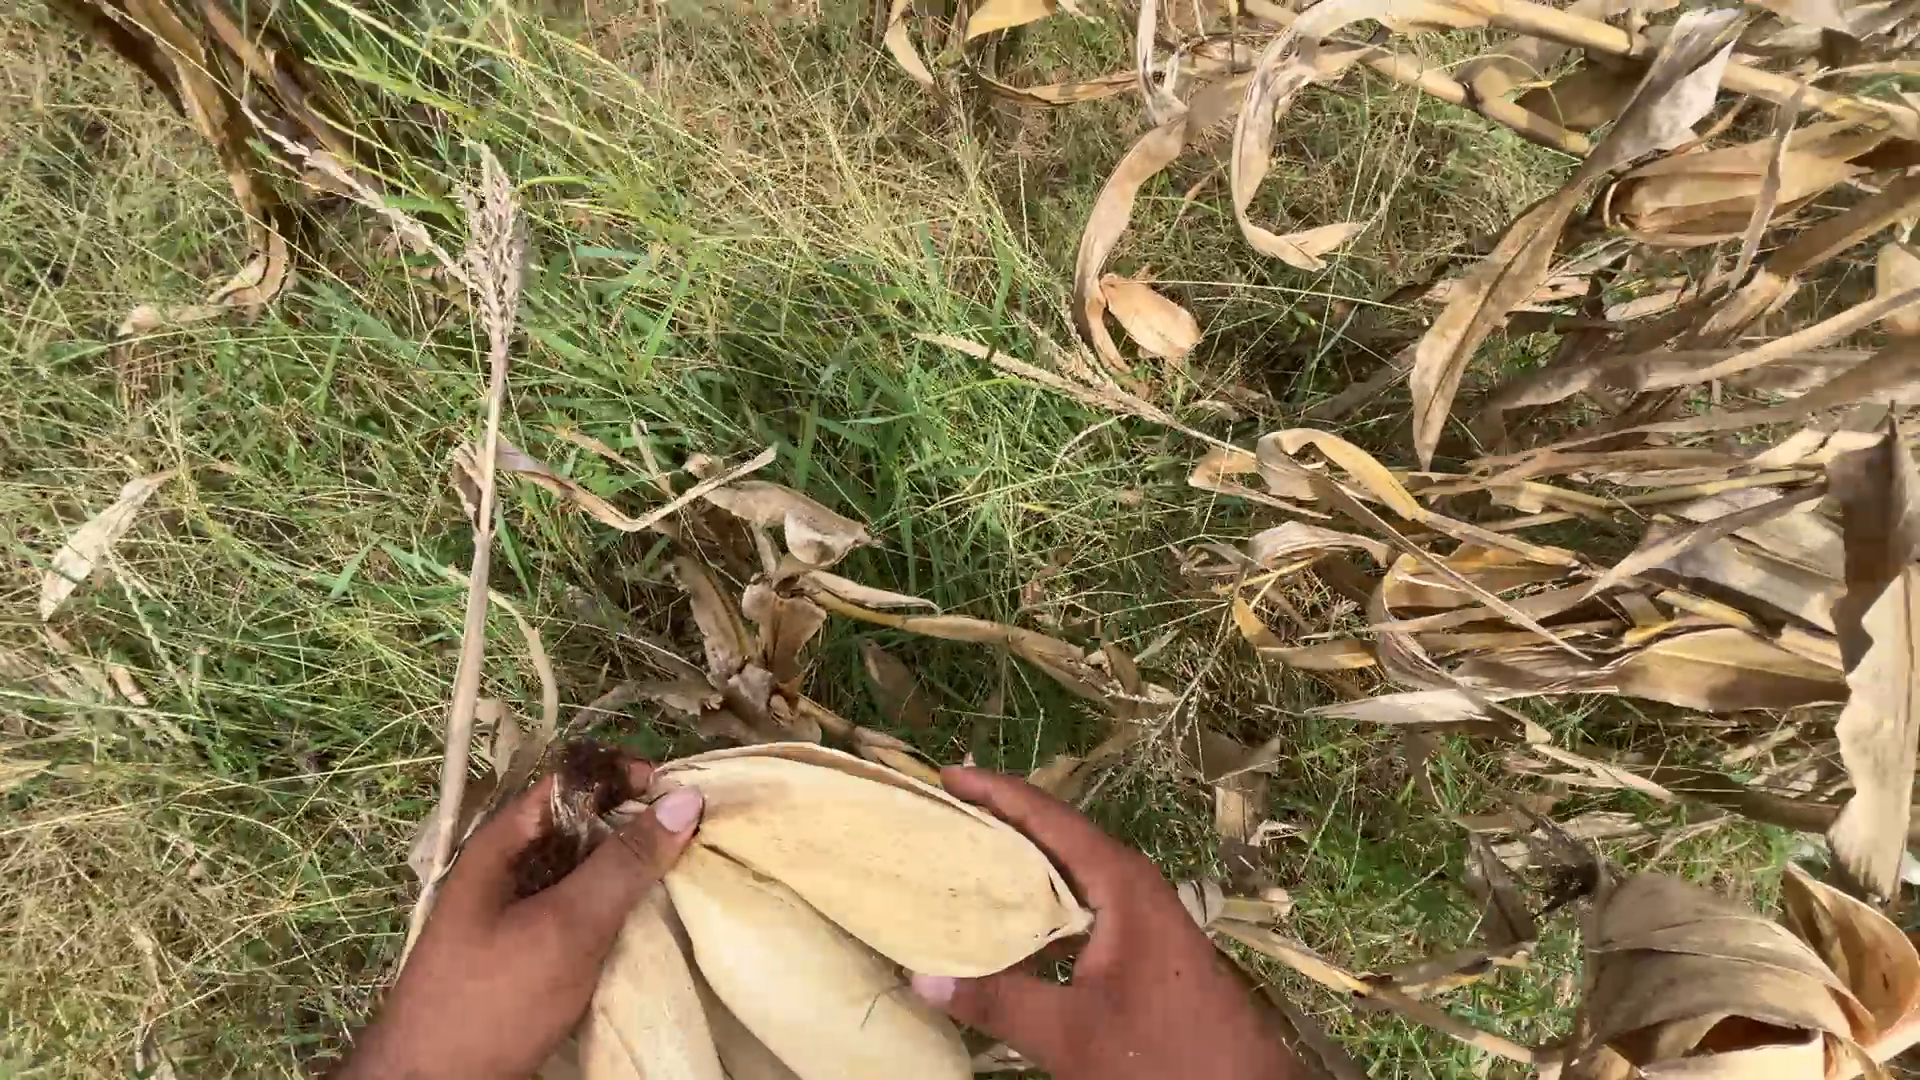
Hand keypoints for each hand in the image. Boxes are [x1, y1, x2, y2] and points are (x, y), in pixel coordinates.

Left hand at [339, 761, 704, 1079]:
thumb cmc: (492, 1002)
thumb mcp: (568, 925)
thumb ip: (626, 861)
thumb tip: (687, 798)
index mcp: (506, 842)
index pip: (573, 778)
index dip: (625, 774)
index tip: (675, 792)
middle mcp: (514, 863)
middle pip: (587, 816)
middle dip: (640, 818)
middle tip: (690, 833)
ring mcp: (522, 904)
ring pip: (591, 859)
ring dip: (635, 858)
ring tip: (682, 867)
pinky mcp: (535, 940)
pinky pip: (587, 897)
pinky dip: (622, 894)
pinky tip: (653, 907)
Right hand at [910, 767, 1302, 1079]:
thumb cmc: (1165, 1053)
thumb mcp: (1073, 1033)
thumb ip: (999, 1001)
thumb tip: (922, 977)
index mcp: (1118, 878)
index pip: (1047, 815)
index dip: (996, 790)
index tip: (948, 775)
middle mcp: (1128, 879)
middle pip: (1055, 830)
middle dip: (1001, 814)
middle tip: (948, 805)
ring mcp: (1136, 907)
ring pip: (1066, 865)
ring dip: (1019, 855)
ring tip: (967, 847)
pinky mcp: (1137, 936)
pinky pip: (1077, 897)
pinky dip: (1038, 895)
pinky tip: (1008, 915)